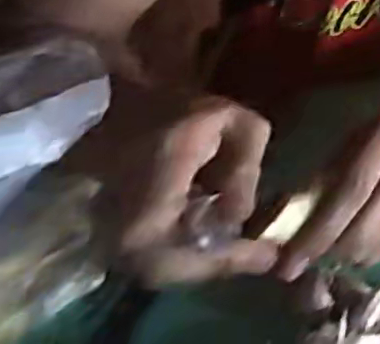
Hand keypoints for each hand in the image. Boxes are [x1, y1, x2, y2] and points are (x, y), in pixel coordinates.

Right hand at [103, 90, 278, 286]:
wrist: (125, 108)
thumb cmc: (182, 111)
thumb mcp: (234, 123)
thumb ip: (244, 167)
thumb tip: (238, 217)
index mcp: (149, 201)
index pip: (176, 255)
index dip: (222, 263)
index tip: (268, 258)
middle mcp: (118, 230)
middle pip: (167, 271)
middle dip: (219, 266)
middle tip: (264, 257)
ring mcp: (111, 236)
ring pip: (159, 268)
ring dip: (206, 263)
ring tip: (251, 251)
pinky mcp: (117, 232)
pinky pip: (155, 255)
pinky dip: (192, 253)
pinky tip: (225, 239)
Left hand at [274, 99, 379, 278]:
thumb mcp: (360, 133)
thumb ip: (332, 169)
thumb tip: (296, 213)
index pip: (350, 194)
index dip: (318, 232)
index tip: (288, 260)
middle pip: (363, 228)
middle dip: (327, 253)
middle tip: (302, 262)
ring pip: (377, 243)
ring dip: (345, 258)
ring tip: (326, 254)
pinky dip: (368, 255)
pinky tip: (354, 250)